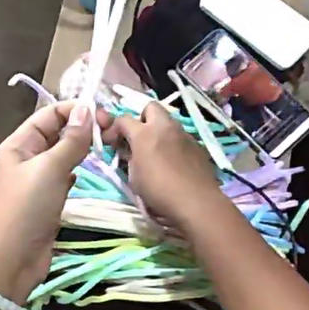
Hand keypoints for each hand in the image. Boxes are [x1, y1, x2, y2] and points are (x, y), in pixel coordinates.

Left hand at [0, 101, 117, 298]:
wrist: (10, 261)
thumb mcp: (49, 170)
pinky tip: (92, 172)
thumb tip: (87, 110)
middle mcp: (26, 158)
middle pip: (56, 133)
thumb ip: (70, 141)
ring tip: (108, 147)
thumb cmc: (25, 210)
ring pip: (62, 156)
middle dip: (82, 128)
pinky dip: (78, 172)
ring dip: (82, 150)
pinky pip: (65, 178)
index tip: (106, 115)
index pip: (49, 114)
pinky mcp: (47, 202)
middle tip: (113, 133)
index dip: (75, 110)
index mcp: (19, 144)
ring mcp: (37, 181)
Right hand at [115, 103, 225, 231]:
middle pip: (151, 108)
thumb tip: (131, 152)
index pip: (123, 119)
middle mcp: (165, 127)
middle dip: (142, 119)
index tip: (111, 142)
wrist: (196, 201)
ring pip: (169, 122)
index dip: (114, 128)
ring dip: (160, 132)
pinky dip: (174, 145)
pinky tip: (175, 163)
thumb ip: (130, 159)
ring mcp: (184, 134)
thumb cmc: (159, 191)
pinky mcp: (198, 146)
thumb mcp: (134, 177)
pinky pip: (181, 138)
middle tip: (139, 139)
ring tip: (157, 152)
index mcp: (144, 133)